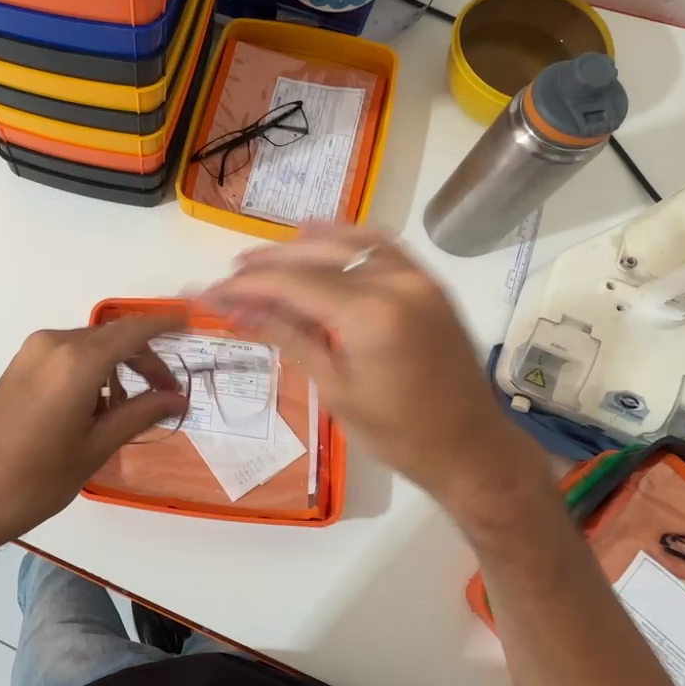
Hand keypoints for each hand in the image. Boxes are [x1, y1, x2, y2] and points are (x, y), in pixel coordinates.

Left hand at [0, 314, 189, 557]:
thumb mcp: (95, 448)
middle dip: (145, 359)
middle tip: (168, 394)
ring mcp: (31, 354)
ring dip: (117, 369)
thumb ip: (141, 414)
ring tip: (131, 412)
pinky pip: (67, 358)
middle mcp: (53, 345)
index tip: (193, 325)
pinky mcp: (18, 368)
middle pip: (112, 338)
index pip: (132, 330)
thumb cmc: (35, 480)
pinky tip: (97, 410)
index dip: (166, 326)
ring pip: (90, 348)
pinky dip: (91, 374)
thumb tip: (178, 397)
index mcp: (75, 361)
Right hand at [201, 224, 551, 518]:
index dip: (247, 285)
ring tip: (262, 257)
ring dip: (301, 246)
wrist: (472, 449)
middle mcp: (395, 282)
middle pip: (315, 256)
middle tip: (229, 277)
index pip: (293, 283)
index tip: (212, 291)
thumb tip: (238, 312)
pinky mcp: (427, 283)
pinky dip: (347, 236)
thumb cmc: (398, 433)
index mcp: (370, 314)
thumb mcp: (335, 389)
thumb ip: (290, 337)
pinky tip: (319, 236)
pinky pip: (382, 244)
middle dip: (267, 265)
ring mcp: (416, 278)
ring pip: (347, 243)